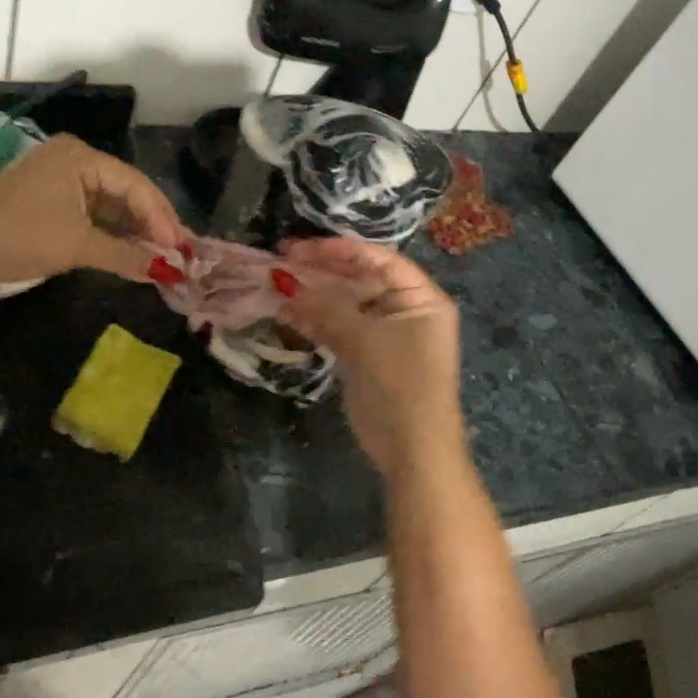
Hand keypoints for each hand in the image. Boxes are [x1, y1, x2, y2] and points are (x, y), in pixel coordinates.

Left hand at [0, 134, 188, 291]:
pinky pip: (90, 210)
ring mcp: (58, 176)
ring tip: (160, 256)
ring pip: (108, 202)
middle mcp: (72, 158)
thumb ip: (125, 255)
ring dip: (132, 230)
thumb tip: (166, 271)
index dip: (161, 218)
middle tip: (178, 253)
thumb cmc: (17, 238)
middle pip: (124, 190)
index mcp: (80, 156)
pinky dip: (109, 231)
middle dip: (150, 223)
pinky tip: (129, 250)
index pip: (135, 184)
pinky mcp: (47, 197)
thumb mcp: (76, 246)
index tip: (181, 250)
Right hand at [277, 239, 463, 478]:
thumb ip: (326, 307)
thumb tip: (286, 282)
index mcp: (421, 298)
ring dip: (312, 295)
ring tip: (276, 284)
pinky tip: (285, 311)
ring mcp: (384, 334)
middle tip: (282, 260)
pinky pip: (338, 327)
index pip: (379, 259)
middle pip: (359, 278)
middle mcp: (405, 309)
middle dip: (321, 270)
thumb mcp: (364, 339)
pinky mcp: (365, 355)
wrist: (412, 450)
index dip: (340, 249)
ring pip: (344, 303)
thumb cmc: (400, 384)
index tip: (302, 248)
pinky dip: (314, 320)